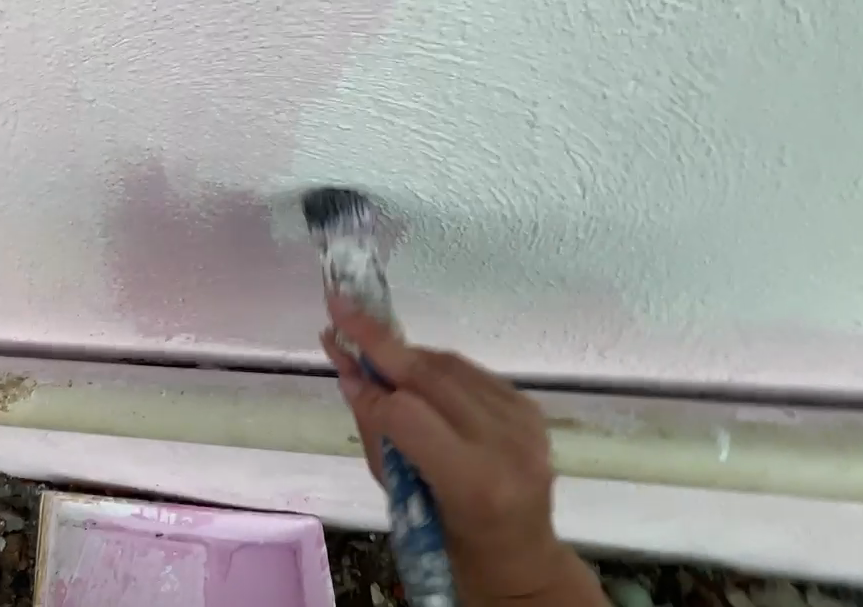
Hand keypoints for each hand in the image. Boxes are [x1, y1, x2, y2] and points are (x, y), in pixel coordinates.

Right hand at [321, 297, 600, 606]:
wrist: (518, 555)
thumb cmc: (445, 537)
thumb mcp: (398, 491)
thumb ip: (373, 425)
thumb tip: (346, 366)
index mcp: (474, 482)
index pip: (407, 413)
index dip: (367, 384)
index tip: (332, 346)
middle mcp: (506, 445)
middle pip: (429, 377)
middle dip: (379, 340)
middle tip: (341, 307)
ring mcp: (523, 424)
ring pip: (447, 365)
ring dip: (405, 353)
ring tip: (375, 351)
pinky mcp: (529, 409)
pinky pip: (468, 371)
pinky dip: (434, 366)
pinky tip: (415, 373)